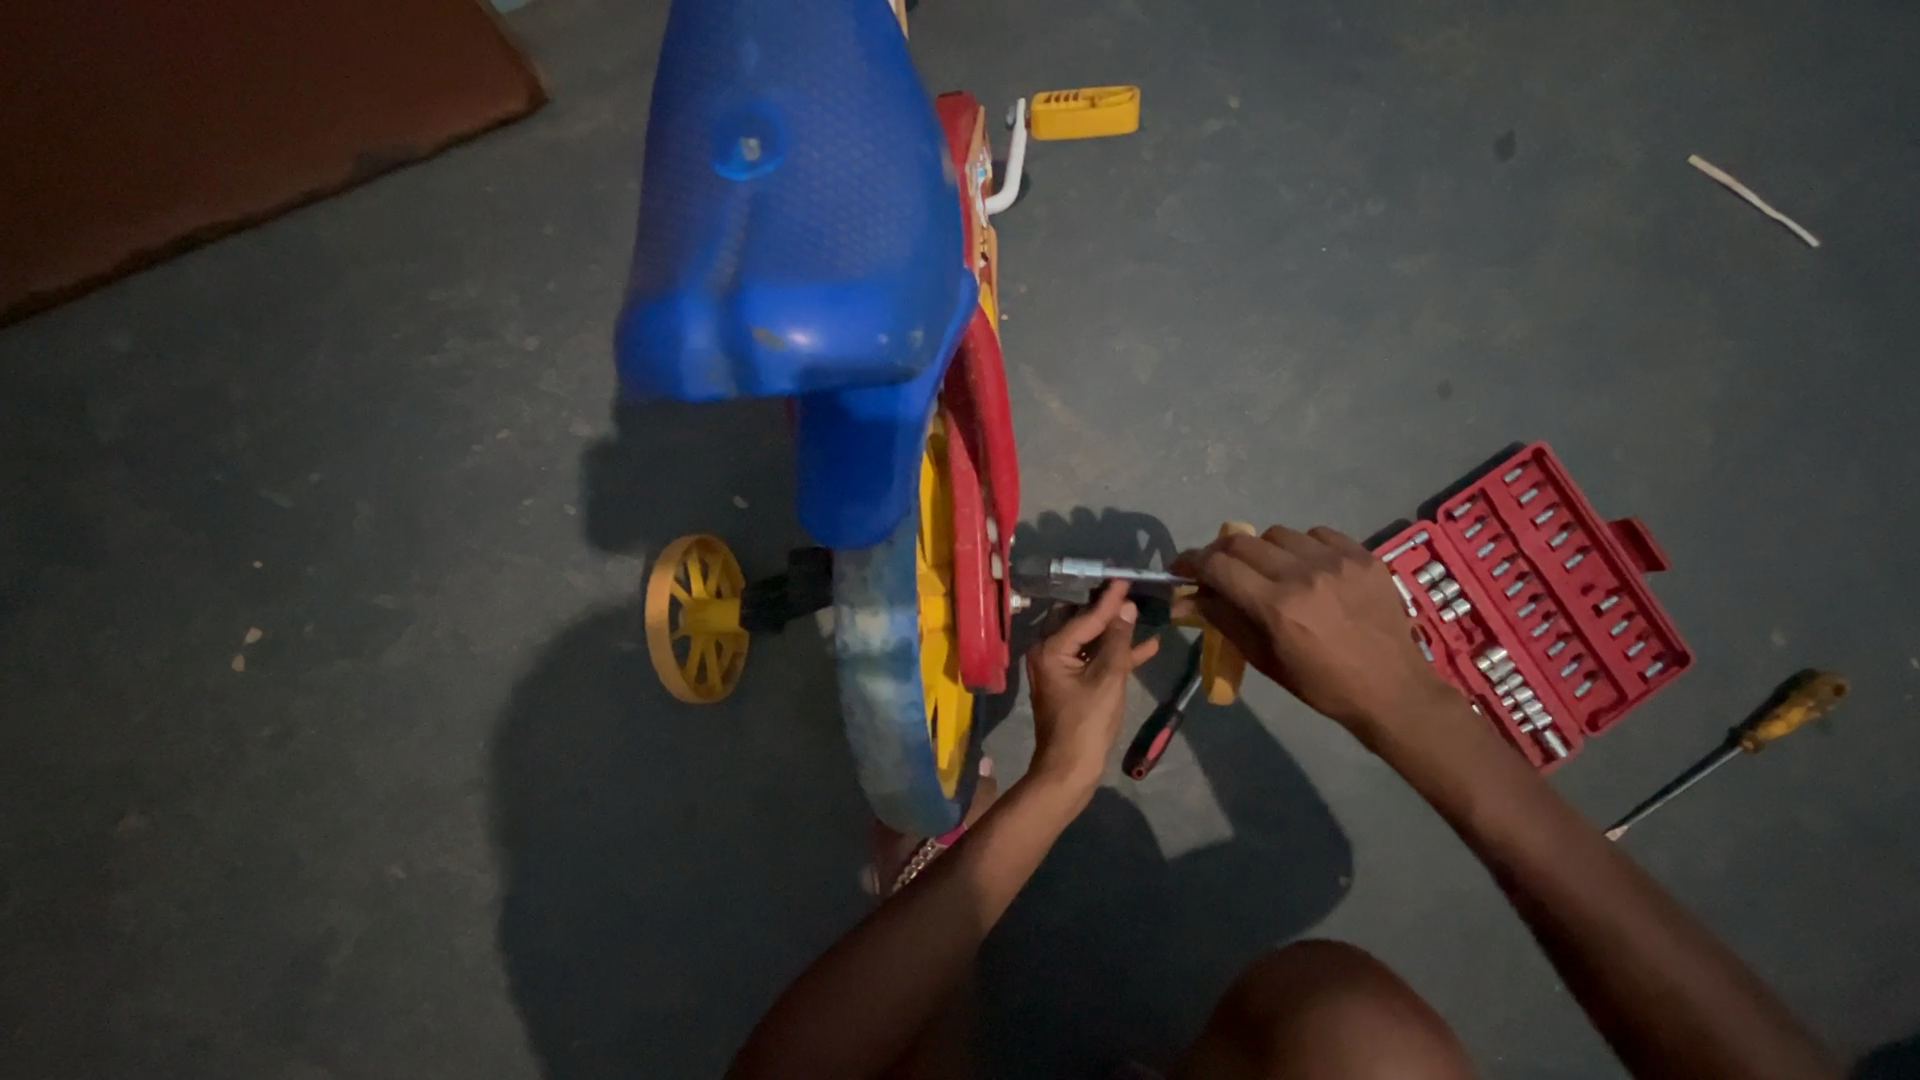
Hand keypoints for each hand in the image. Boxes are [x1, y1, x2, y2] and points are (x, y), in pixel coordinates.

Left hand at [1026, 581, 1160, 794]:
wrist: (1070, 769)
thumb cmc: (1087, 722)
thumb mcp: (1109, 678)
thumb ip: (1118, 640)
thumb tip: (1127, 608)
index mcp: (1050, 648)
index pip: (1084, 616)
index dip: (1109, 599)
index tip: (1125, 578)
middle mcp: (1048, 653)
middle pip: (1080, 622)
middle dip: (1107, 610)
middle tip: (1130, 592)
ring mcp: (1058, 670)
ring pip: (1089, 641)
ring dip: (1115, 632)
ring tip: (1142, 615)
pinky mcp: (1070, 684)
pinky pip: (1093, 661)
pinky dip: (1115, 655)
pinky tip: (1147, 647)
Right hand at [1173, 525, 1454, 740]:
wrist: (1392, 689)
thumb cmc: (1321, 684)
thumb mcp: (1263, 659)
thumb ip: (1223, 620)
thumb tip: (1185, 600)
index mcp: (1276, 606)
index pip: (1217, 566)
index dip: (1190, 562)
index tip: (1180, 569)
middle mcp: (1303, 574)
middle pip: (1241, 542)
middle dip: (1219, 554)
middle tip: (1217, 570)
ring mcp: (1336, 561)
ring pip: (1277, 534)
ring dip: (1262, 550)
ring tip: (1268, 570)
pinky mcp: (1362, 556)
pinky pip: (1318, 534)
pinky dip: (1302, 546)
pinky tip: (1307, 567)